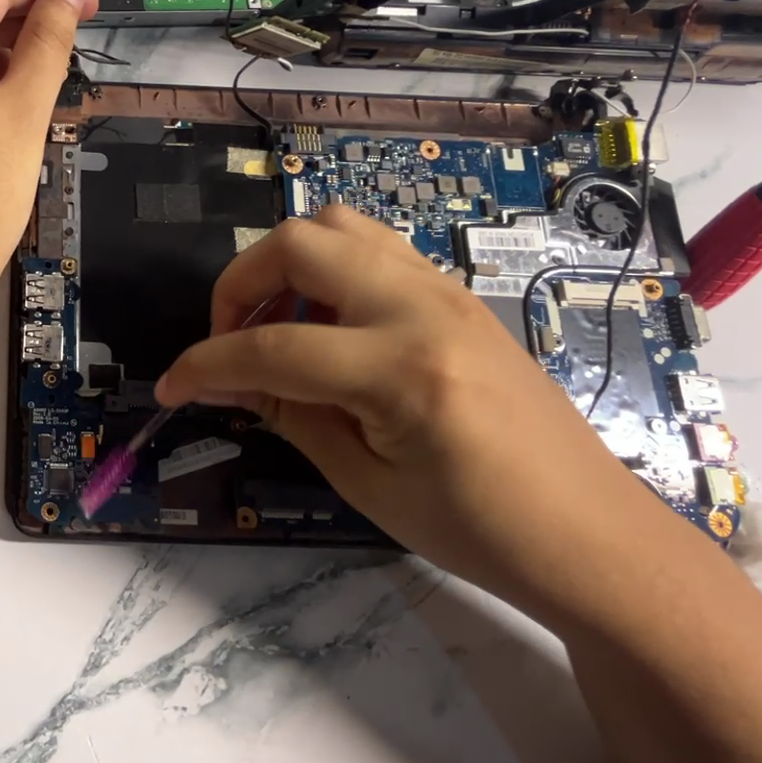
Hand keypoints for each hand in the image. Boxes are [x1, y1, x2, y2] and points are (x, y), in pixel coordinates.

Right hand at [155, 207, 694, 619]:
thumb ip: (287, 413)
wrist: (592, 537)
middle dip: (240, 284)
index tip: (170, 386)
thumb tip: (225, 381)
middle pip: (298, 244)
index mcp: (401, 369)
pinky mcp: (455, 296)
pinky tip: (324, 325)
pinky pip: (373, 248)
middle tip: (230, 339)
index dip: (206, 365)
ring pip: (337, 225)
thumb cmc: (478, 529)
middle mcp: (423, 307)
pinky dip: (326, 269)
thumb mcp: (363, 481)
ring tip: (274, 323)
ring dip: (285, 264)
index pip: (272, 347)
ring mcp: (446, 292)